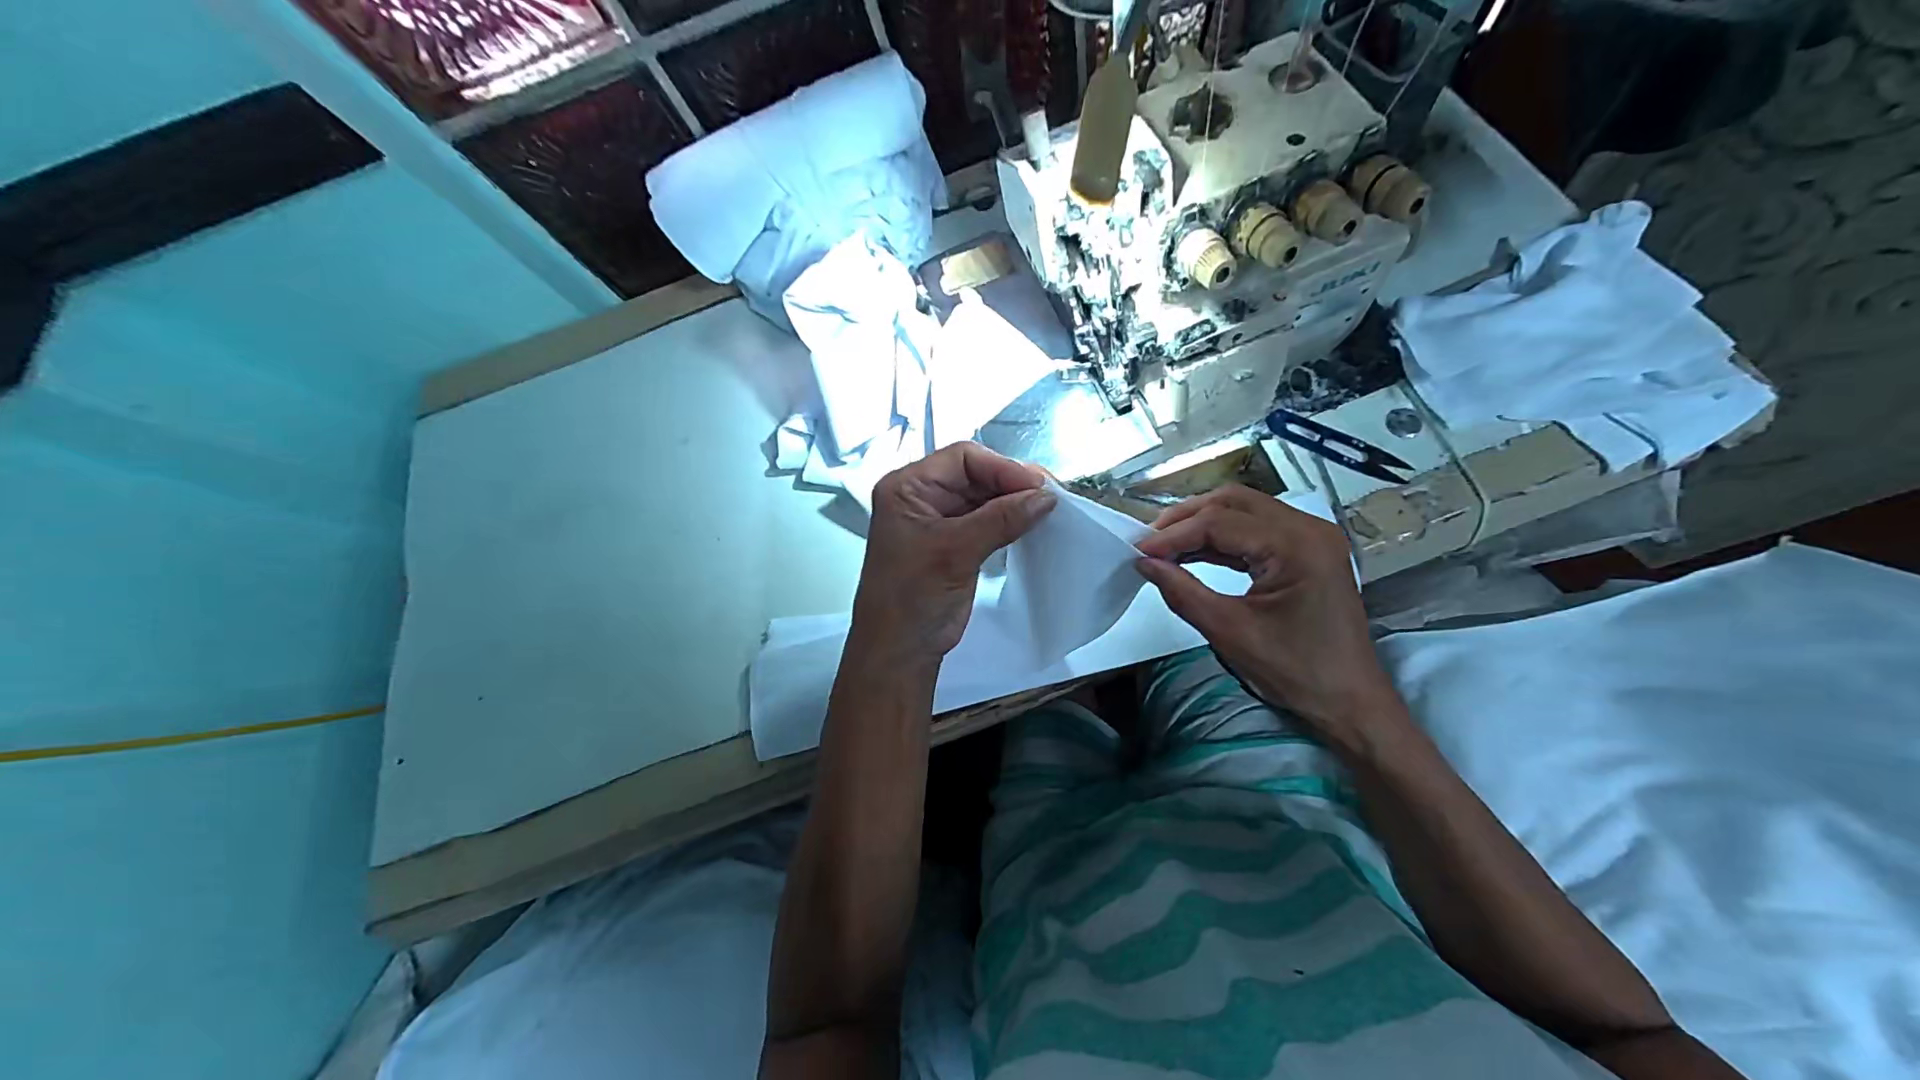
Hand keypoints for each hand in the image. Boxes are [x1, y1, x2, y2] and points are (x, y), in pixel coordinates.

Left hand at [851, 442, 1056, 666]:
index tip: (1038, 487)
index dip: (1002, 468)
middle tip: (1050, 498)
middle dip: (1011, 484)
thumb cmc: (912, 597)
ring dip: (1014, 502)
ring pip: (983, 497)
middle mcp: (920, 497)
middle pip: (975, 474)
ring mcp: (937, 520)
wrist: (899, 650)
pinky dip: (1009, 520)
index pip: (962, 458)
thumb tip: (1045, 497)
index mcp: (907, 487)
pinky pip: (985, 519)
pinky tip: (1031, 525)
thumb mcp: (956, 551)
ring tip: (1047, 510)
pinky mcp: (953, 542)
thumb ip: (1001, 519)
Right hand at [1134, 484, 1404, 756]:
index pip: (1219, 522)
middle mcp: (1309, 528)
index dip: (1173, 535)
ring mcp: (1313, 536)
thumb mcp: (1229, 631)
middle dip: (1186, 518)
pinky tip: (1193, 552)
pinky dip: (1222, 537)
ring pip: (1244, 509)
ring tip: (1165, 546)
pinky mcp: (1309, 549)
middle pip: (1233, 502)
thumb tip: (1144, 563)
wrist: (1350, 701)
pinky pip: (1257, 528)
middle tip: (1149, 542)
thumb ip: (1182, 592)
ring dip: (1202, 523)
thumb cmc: (1295, 671)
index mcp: (1297, 546)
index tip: (1138, 552)